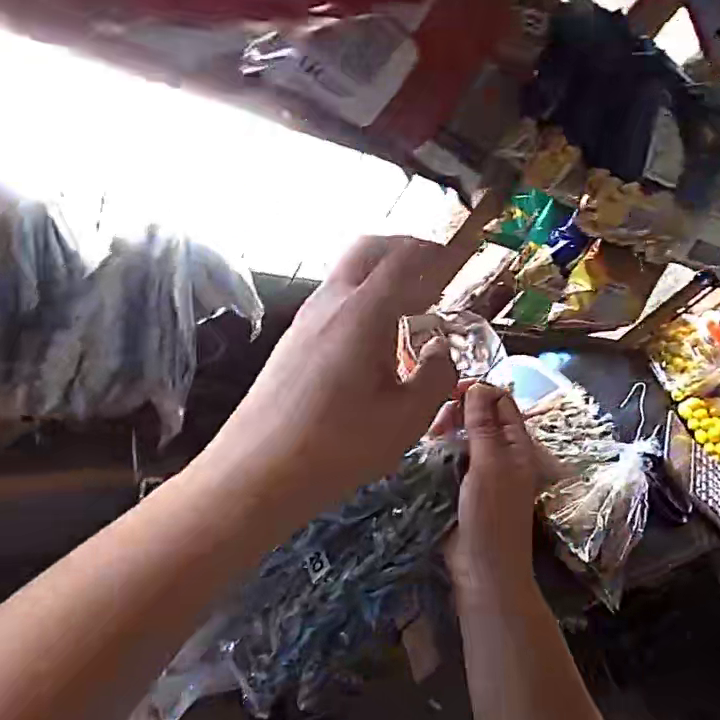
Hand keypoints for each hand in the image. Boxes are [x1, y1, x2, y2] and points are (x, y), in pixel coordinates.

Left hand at [201, 235, 465, 515]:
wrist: (258, 470)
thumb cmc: (338, 445)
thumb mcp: (406, 419)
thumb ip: (436, 376)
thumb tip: (440, 351)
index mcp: (364, 312)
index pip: (408, 260)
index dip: (439, 254)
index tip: (462, 256)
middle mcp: (332, 302)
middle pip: (371, 248)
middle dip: (408, 248)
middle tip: (436, 269)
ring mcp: (306, 318)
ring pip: (349, 272)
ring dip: (383, 273)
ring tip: (412, 304)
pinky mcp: (293, 339)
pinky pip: (335, 298)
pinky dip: (364, 297)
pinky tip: (376, 336)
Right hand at [442, 384, 542, 592]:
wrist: (481, 569)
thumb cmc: (491, 516)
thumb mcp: (489, 465)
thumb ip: (483, 425)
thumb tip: (477, 385)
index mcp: (517, 444)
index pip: (501, 401)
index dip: (478, 390)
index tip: (449, 390)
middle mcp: (500, 452)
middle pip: (478, 415)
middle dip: (457, 410)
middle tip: (437, 421)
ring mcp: (479, 468)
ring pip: (460, 434)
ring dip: (444, 429)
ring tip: (429, 437)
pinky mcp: (459, 482)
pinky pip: (448, 455)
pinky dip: (437, 448)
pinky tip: (424, 450)